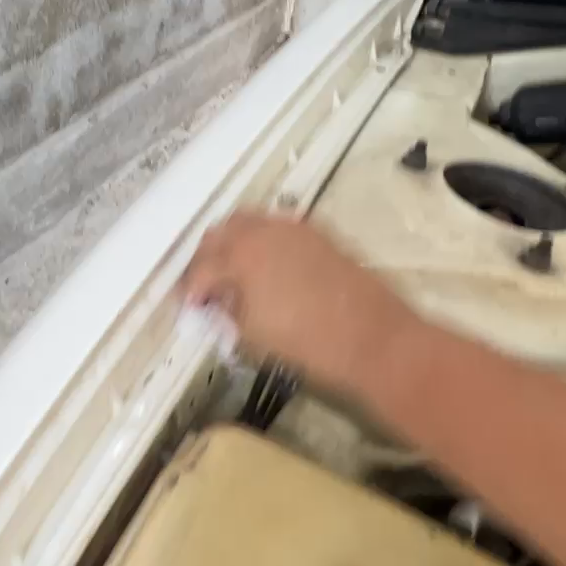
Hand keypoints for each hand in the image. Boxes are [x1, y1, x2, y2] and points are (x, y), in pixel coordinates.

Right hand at [179, 212, 426, 396]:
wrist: (376, 340)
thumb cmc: (307, 344)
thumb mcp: (252, 335)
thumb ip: (226, 311)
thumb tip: (216, 301)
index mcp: (240, 256)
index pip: (201, 269)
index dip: (191, 291)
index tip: (189, 308)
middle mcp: (262, 232)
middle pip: (219, 235)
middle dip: (206, 260)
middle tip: (205, 287)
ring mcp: (292, 228)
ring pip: (247, 222)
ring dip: (232, 242)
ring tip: (231, 270)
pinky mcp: (317, 234)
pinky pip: (276, 225)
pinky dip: (261, 239)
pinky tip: (264, 263)